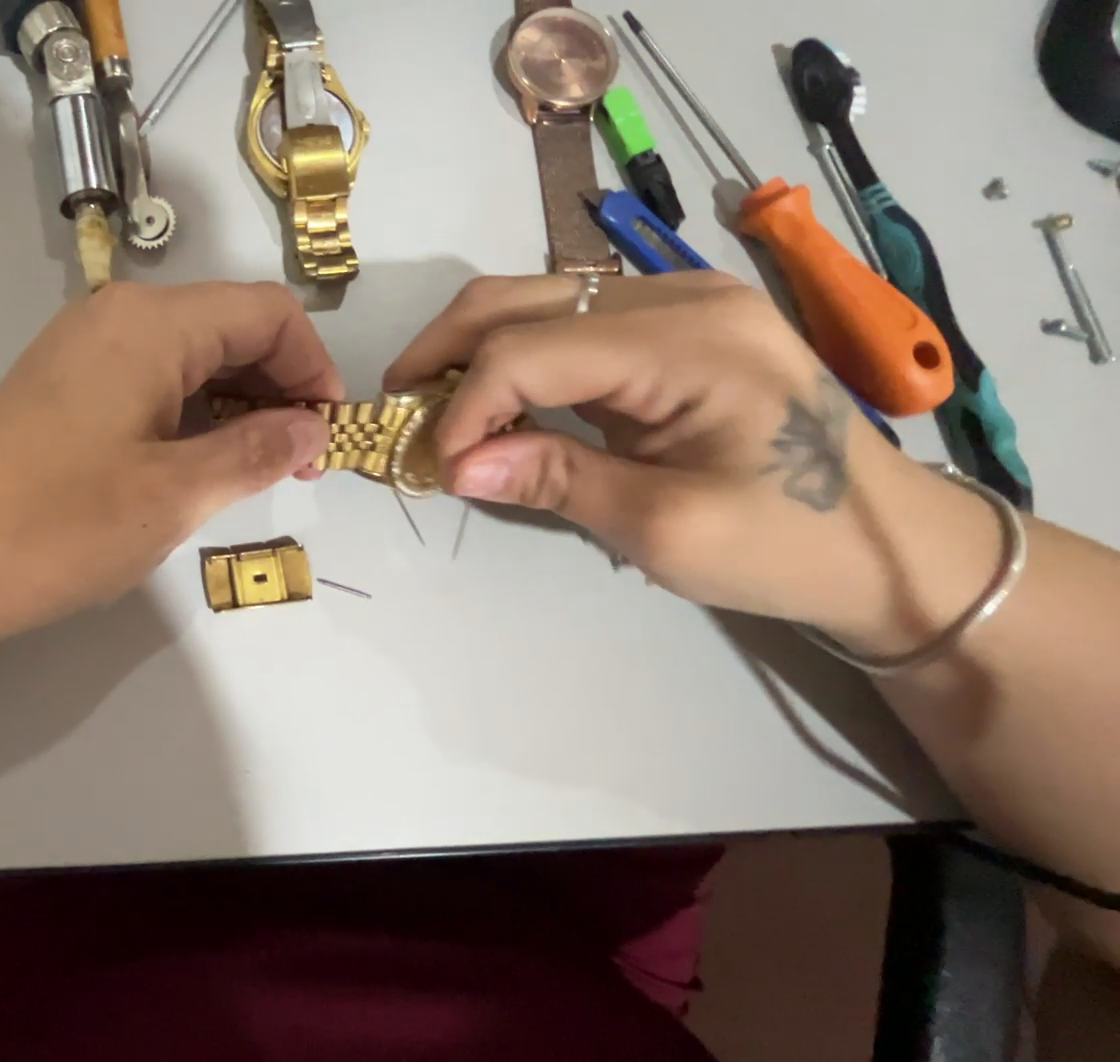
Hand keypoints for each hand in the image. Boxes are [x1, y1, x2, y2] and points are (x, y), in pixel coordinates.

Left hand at [0, 281, 341, 638]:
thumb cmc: (61, 525)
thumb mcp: (177, 493)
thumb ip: (258, 451)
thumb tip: (313, 428)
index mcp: (151, 322)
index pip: (267, 313)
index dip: (313, 368)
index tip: (328, 436)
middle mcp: (115, 318)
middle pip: (228, 328)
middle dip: (278, 388)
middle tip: (298, 465)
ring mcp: (82, 351)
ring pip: (188, 358)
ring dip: (235, 406)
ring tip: (255, 472)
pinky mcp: (62, 389)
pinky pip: (148, 382)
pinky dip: (189, 415)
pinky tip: (198, 465)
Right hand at [385, 272, 1001, 654]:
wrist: (885, 541)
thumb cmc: (787, 544)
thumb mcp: (666, 528)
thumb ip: (556, 481)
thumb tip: (455, 465)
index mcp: (692, 341)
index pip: (531, 348)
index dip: (464, 405)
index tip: (438, 469)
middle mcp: (679, 296)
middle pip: (518, 297)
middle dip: (442, 352)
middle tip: (398, 411)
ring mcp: (677, 302)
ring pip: (532, 299)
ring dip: (468, 350)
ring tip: (431, 408)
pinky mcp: (669, 324)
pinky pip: (563, 322)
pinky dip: (509, 357)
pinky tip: (490, 401)